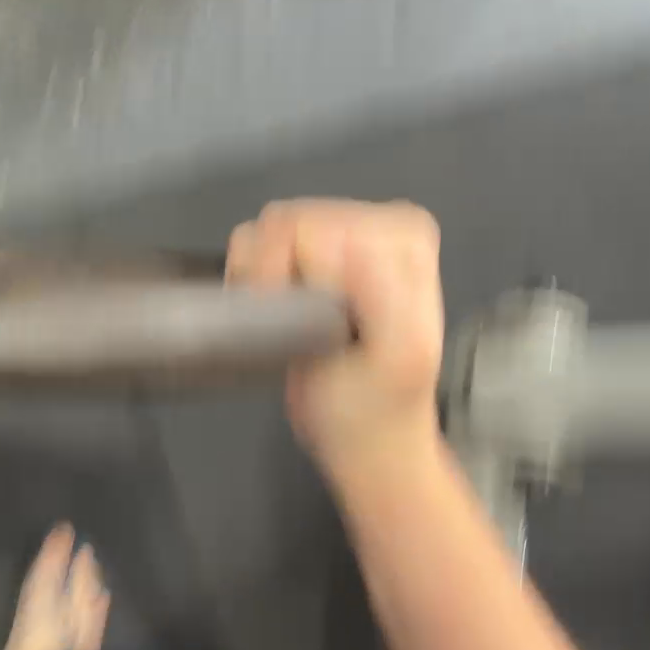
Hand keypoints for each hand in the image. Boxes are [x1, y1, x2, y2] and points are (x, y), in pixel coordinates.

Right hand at [225, 199, 444, 481]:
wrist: (360, 430)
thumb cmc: (375, 403)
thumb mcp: (400, 359)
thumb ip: (386, 298)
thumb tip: (350, 250)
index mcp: (402, 235)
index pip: (308, 223)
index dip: (293, 270)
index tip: (310, 317)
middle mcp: (372, 222)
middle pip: (282, 220)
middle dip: (274, 272)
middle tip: (297, 321)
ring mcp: (333, 232)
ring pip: (260, 230)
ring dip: (259, 277)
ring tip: (289, 319)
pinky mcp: (300, 246)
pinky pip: (247, 240)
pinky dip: (247, 275)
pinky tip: (275, 308)